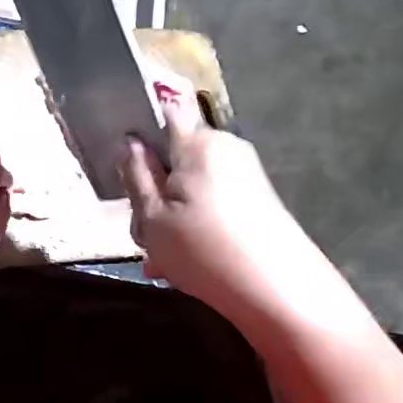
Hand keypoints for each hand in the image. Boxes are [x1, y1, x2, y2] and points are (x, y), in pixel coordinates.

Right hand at [119, 90, 334, 326]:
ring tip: (163, 257)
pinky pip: (211, 202)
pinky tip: (185, 260)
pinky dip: (194, 225)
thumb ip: (135, 176)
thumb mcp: (151, 218)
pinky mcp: (257, 200)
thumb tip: (129, 143)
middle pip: (175, 156)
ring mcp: (246, 174)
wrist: (278, 292)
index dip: (140, 130)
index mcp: (198, 143)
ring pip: (190, 184)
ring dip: (171, 214)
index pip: (164, 110)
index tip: (125, 165)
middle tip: (143, 233)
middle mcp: (226, 148)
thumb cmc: (203, 250)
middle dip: (154, 189)